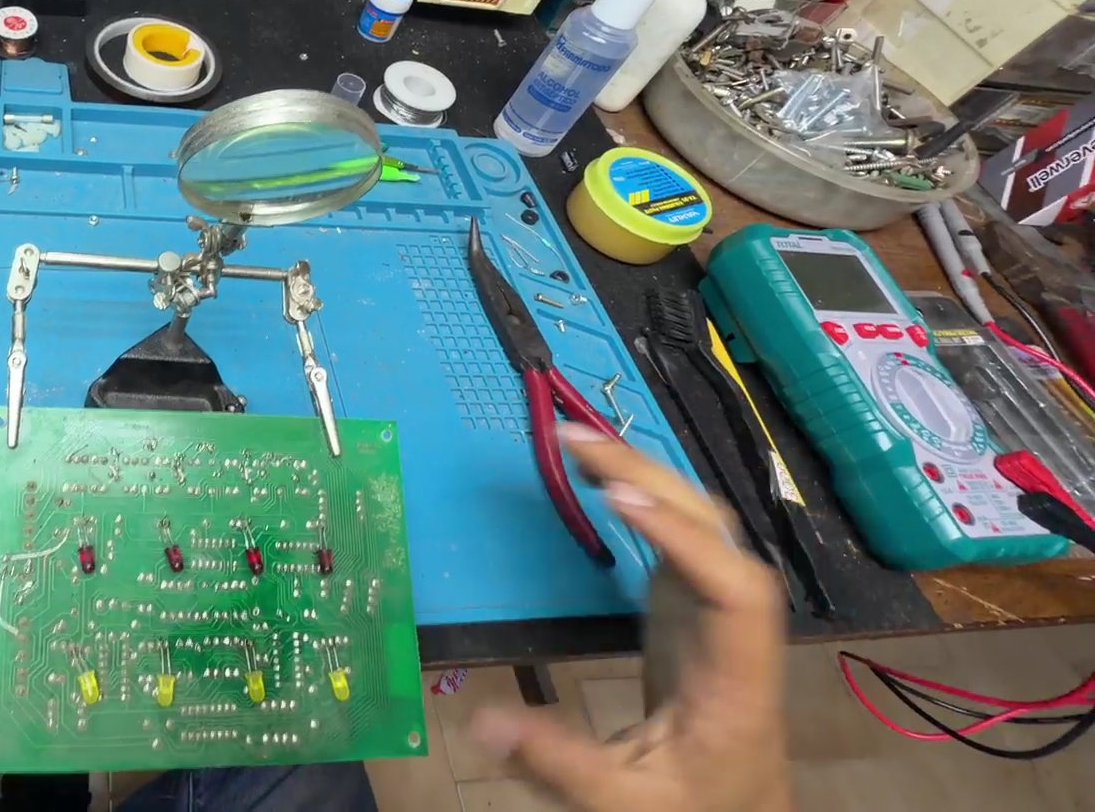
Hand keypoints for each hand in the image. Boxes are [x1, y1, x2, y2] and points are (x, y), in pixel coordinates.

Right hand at [470, 421, 790, 811]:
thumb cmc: (689, 805)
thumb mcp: (620, 801)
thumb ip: (554, 763)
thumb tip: (478, 723)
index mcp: (733, 680)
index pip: (734, 591)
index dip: (682, 537)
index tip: (616, 500)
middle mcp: (734, 629)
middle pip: (715, 535)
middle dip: (647, 477)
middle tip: (573, 437)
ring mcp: (712, 608)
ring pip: (700, 522)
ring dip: (644, 473)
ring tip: (579, 440)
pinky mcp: (690, 603)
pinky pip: (679, 530)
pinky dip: (643, 493)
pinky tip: (602, 478)